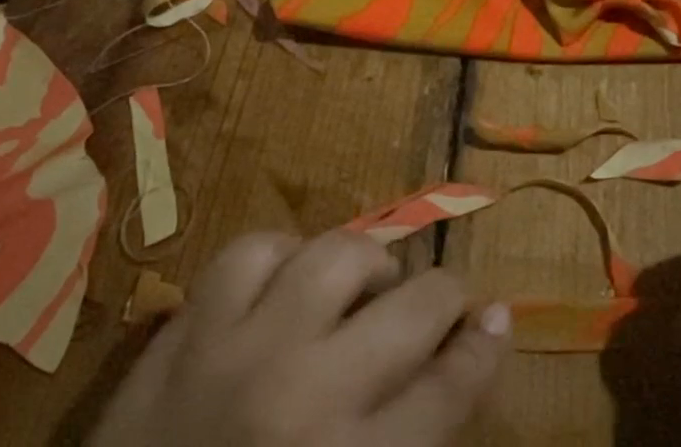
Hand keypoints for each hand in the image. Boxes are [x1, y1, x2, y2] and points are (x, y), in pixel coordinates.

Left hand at [88, 230, 508, 446]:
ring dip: (364, 263)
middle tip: (437, 300)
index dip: (482, 347)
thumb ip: (405, 435)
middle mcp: (306, 397)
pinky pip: (247, 253)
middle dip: (442, 293)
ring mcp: (239, 352)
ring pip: (331, 257)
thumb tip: (456, 360)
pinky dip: (280, 255)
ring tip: (364, 284)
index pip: (447, 388)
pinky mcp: (184, 331)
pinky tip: (287, 279)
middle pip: (407, 311)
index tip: (496, 316)